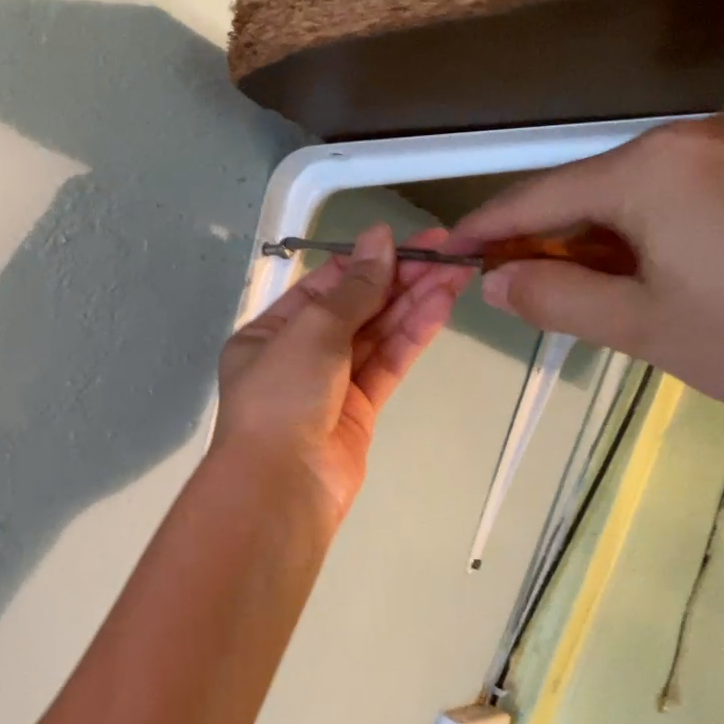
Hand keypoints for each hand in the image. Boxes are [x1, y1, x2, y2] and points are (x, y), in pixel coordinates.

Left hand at [212, 223, 468, 520]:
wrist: (282, 484)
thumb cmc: (282, 397)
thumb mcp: (311, 330)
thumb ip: (352, 288)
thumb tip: (379, 238)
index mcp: (265, 336)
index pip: (320, 289)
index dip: (365, 263)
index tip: (410, 241)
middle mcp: (294, 359)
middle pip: (352, 310)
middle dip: (397, 280)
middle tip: (450, 250)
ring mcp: (327, 388)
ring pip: (374, 336)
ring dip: (413, 303)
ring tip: (458, 272)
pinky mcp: (357, 413)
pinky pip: (386, 365)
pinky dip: (411, 337)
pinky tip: (441, 306)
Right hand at [455, 95, 723, 462]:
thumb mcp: (647, 328)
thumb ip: (558, 297)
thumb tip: (497, 279)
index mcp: (654, 168)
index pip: (537, 197)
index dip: (486, 230)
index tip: (448, 253)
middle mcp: (711, 128)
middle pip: (601, 185)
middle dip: (561, 238)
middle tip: (543, 295)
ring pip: (663, 184)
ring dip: (623, 233)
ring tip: (630, 295)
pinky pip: (721, 180)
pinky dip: (682, 222)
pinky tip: (701, 270)